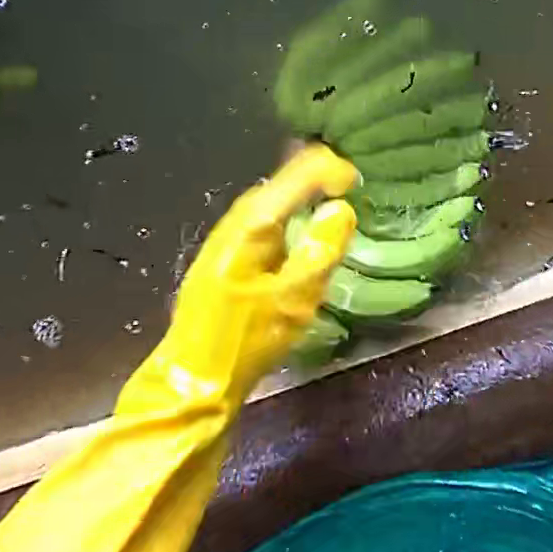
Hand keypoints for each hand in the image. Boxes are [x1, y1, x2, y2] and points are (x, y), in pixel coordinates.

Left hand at [144, 143, 357, 405]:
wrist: (193, 381)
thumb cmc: (246, 340)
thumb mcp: (294, 299)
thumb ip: (321, 250)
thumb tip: (343, 207)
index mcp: (254, 225)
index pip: (300, 174)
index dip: (334, 170)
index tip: (359, 185)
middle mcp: (238, 220)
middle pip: (286, 177)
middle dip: (323, 174)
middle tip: (356, 186)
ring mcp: (229, 235)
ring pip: (277, 195)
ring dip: (309, 191)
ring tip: (340, 198)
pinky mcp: (230, 251)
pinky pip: (270, 213)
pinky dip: (296, 208)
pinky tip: (309, 225)